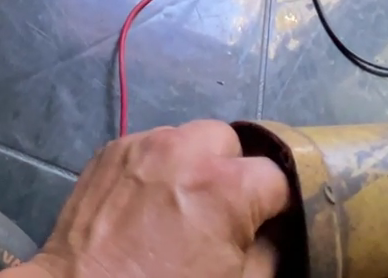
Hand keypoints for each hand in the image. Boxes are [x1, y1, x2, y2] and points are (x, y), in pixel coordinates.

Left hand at [1, 121, 289, 277]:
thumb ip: (269, 250)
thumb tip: (274, 229)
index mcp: (224, 185)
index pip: (275, 174)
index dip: (275, 201)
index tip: (268, 220)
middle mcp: (183, 149)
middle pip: (227, 140)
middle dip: (231, 170)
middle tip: (221, 210)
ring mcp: (142, 143)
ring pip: (185, 136)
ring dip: (192, 162)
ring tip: (180, 203)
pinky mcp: (111, 147)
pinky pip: (149, 144)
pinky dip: (157, 164)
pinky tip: (149, 199)